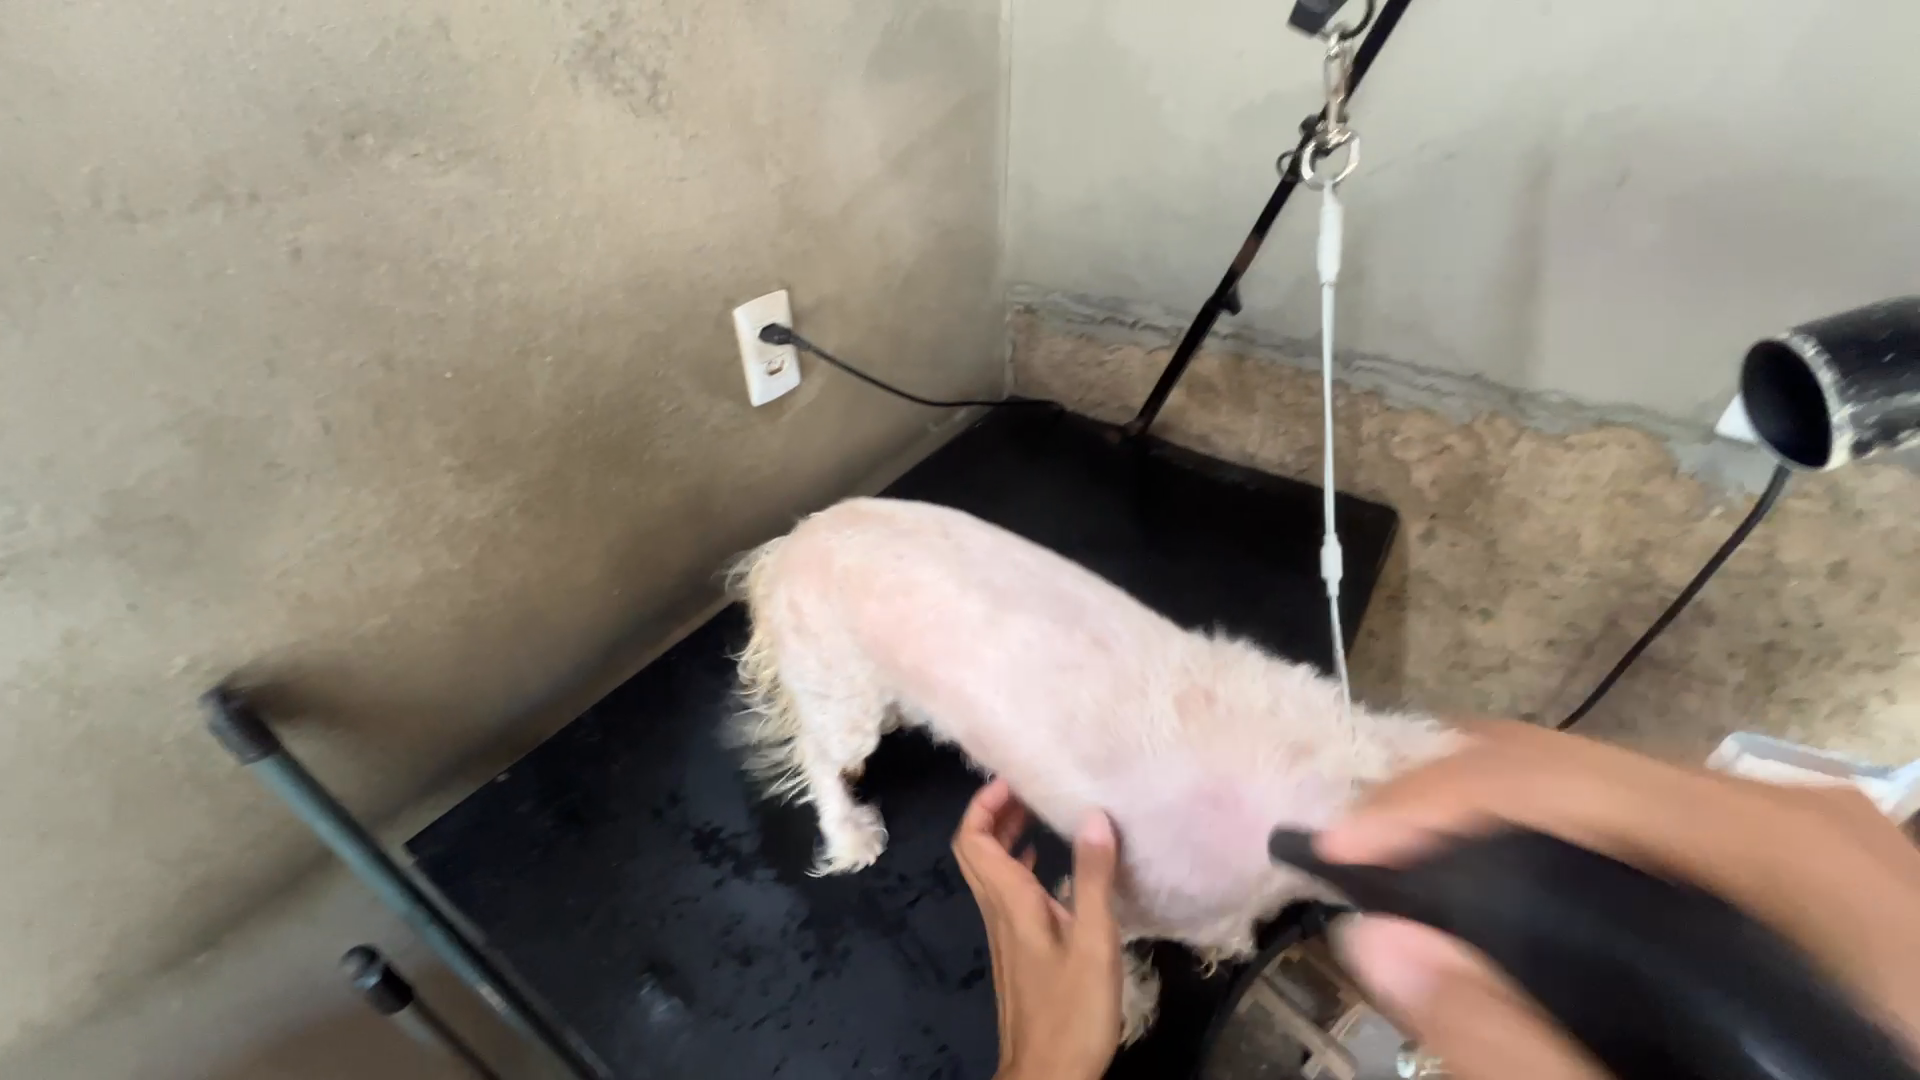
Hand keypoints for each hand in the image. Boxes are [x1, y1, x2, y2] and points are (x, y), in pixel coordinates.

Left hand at [952, 778, 1122, 1079]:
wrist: (1047, 1076)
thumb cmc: (1071, 1010)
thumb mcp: (1094, 942)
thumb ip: (1094, 878)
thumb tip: (1093, 816)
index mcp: (1009, 900)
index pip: (972, 839)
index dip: (983, 804)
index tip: (1013, 781)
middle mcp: (997, 909)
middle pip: (974, 849)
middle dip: (992, 812)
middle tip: (1026, 790)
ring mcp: (1003, 930)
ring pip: (988, 869)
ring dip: (1004, 836)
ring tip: (1037, 815)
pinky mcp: (1016, 948)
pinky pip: (1005, 890)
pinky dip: (1018, 865)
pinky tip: (1046, 868)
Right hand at [1318, 720, 1919, 1078]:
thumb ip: (1526, 1052)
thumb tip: (1377, 944)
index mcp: (1782, 852)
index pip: (1551, 776)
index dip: (1422, 801)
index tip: (1338, 851)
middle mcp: (1782, 809)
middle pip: (1553, 765)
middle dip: (1435, 807)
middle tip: (1361, 865)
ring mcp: (1781, 824)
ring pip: (1576, 780)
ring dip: (1475, 818)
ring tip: (1410, 869)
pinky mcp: (1771, 853)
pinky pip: (1611, 811)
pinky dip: (1530, 833)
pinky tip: (1498, 878)